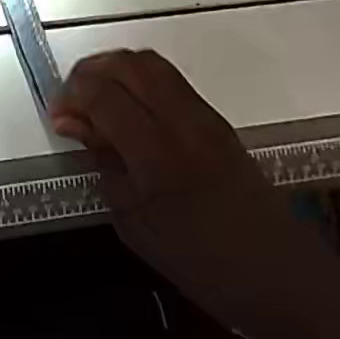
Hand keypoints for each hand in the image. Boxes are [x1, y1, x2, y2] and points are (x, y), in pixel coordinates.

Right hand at [51, 50, 290, 278]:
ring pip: (148, 61)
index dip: (71, 97)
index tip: (58, 117)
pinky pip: (169, 77)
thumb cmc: (199, 260)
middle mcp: (182, 121)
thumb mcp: (133, 222)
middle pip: (125, 64)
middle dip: (88, 72)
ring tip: (97, 96)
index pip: (102, 94)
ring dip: (114, 69)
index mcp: (157, 152)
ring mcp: (204, 115)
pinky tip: (129, 105)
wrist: (281, 277)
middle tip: (72, 100)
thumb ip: (101, 162)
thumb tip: (74, 123)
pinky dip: (138, 77)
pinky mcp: (217, 118)